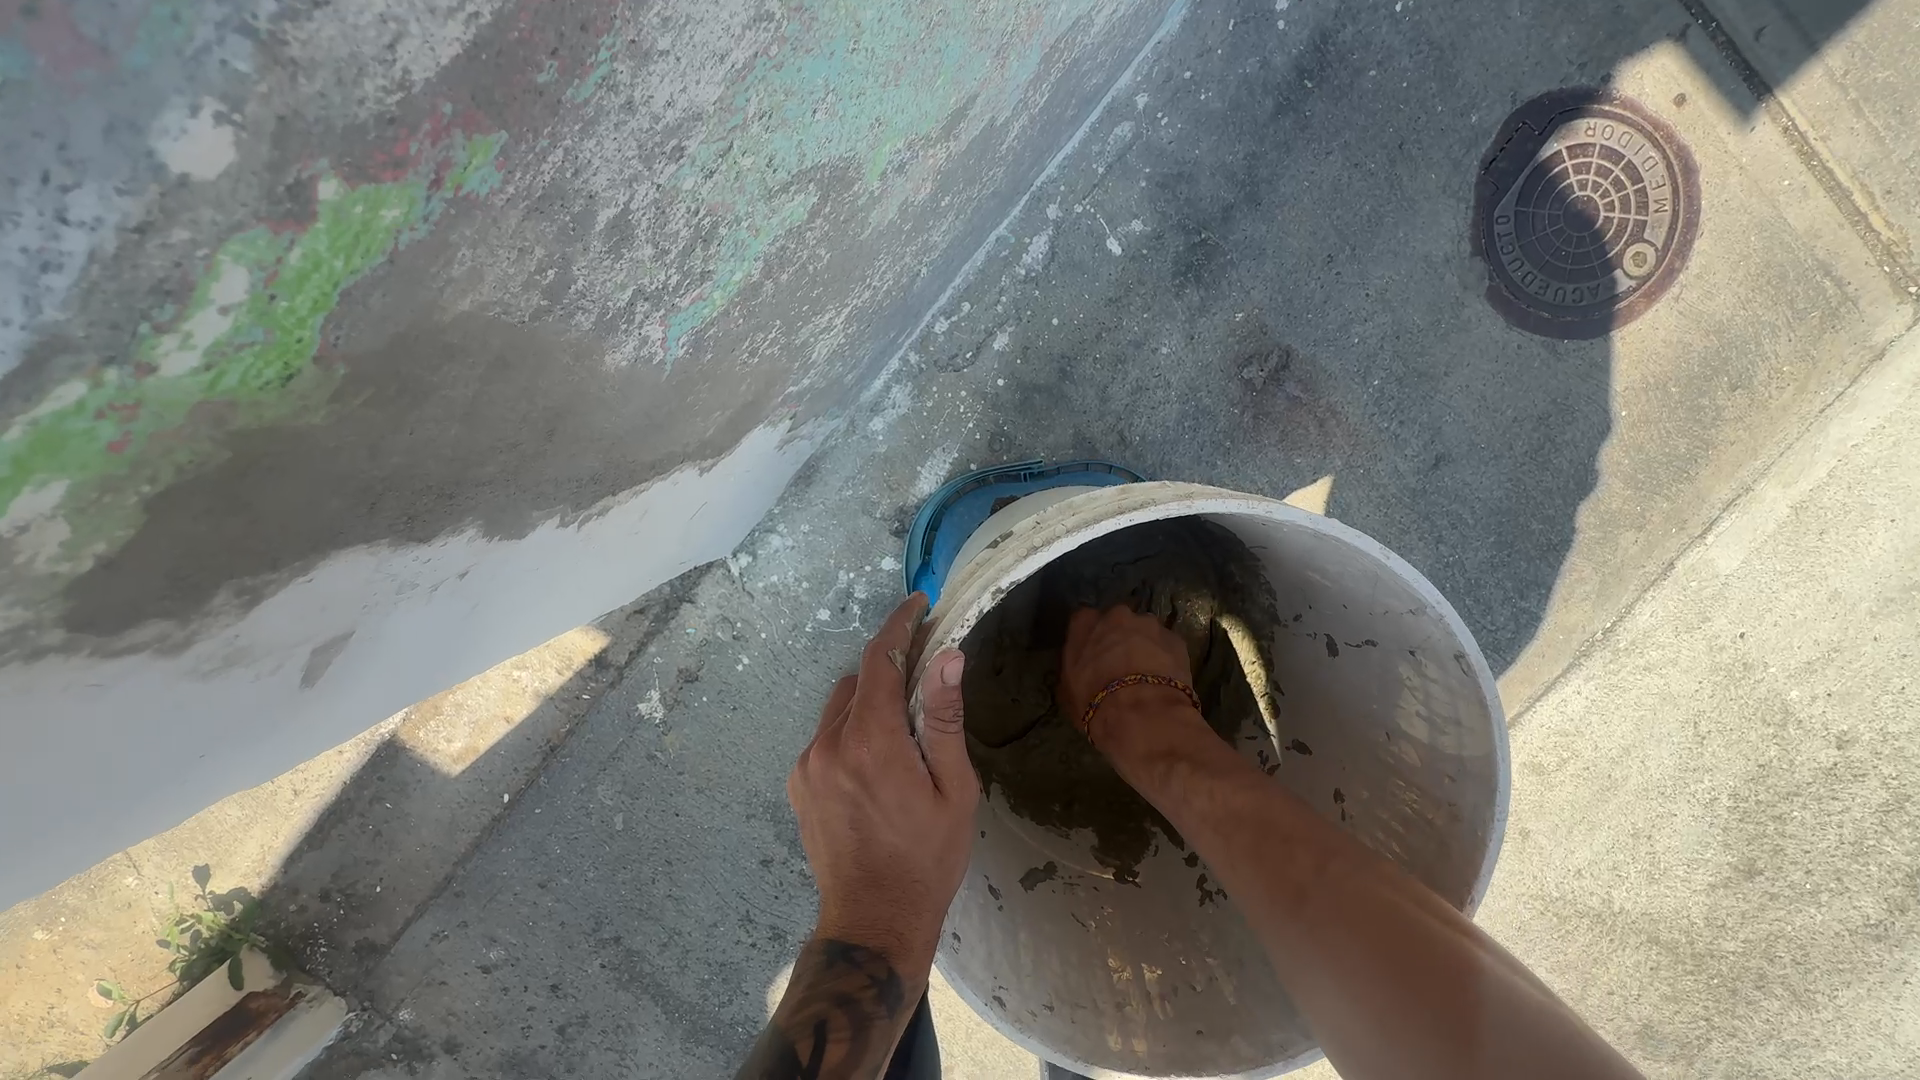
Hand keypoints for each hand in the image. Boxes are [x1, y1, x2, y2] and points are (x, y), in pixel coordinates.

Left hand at [787, 593, 977, 984]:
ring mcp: (807, 763)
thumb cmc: (927, 858)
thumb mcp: (955, 790)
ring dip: (870, 704)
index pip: (880, 659)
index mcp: (873, 740)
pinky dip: (851, 731)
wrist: (873, 921)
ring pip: (839, 707)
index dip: (899, 624)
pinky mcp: (797, 782)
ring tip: (902, 740)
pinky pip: (826, 736)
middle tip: (925, 687)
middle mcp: (829, 742)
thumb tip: (948, 655)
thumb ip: (945, 718)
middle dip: (890, 671)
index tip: (917, 603)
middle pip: (858, 681)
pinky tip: (875, 767)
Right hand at [1060, 605, 1200, 749]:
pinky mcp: (1176, 639)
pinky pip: (1167, 646)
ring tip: (1146, 674)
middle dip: (1118, 637)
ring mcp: (1149, 624)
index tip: (1091, 655)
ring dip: (1144, 645)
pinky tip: (1165, 680)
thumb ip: (1073, 668)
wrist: (1141, 713)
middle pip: (1117, 621)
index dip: (1089, 638)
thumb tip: (1078, 667)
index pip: (1083, 621)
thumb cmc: (1094, 701)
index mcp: (1084, 622)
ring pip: (1145, 631)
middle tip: (1119, 664)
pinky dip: (1166, 657)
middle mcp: (1116, 614)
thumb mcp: (1067, 689)